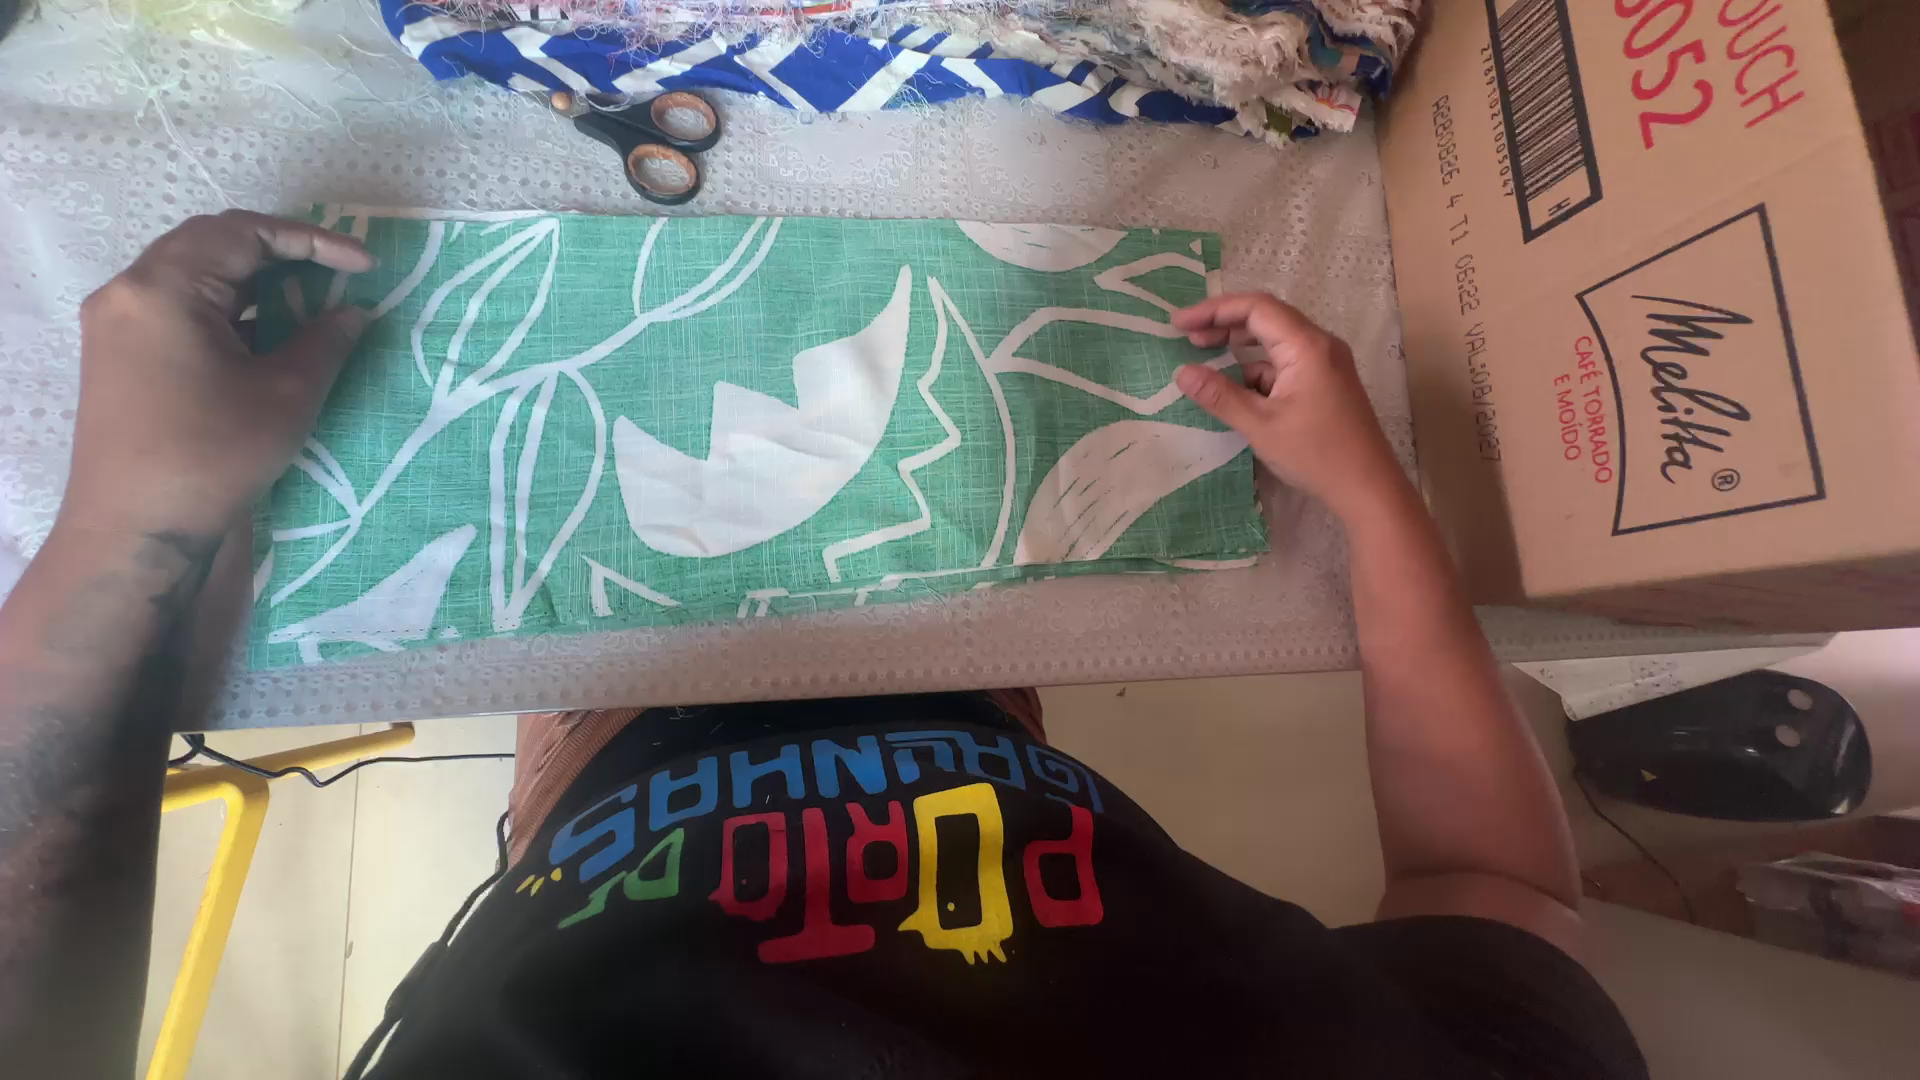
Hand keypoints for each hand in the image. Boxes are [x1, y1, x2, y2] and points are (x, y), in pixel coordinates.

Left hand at [62, 210, 374, 540]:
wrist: (143, 517)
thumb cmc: (218, 448)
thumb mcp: (289, 391)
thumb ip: (325, 340)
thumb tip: (355, 311)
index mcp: (163, 289)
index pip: (242, 233)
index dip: (312, 241)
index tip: (367, 266)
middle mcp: (131, 291)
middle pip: (214, 244)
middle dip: (287, 253)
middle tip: (346, 278)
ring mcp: (124, 321)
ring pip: (201, 274)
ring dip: (265, 282)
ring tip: (321, 307)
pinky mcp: (130, 350)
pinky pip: (190, 306)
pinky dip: (241, 307)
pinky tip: (279, 333)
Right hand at [1173, 293, 1404, 517]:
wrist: (1366, 486)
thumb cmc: (1315, 453)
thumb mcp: (1259, 425)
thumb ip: (1219, 395)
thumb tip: (1181, 372)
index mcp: (1306, 347)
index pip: (1256, 308)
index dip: (1213, 310)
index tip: (1179, 324)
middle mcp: (1319, 345)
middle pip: (1266, 317)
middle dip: (1223, 323)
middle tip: (1186, 337)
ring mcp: (1324, 363)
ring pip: (1274, 340)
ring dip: (1238, 345)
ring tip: (1204, 354)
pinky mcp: (1324, 382)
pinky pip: (1283, 362)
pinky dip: (1255, 367)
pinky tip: (1234, 387)